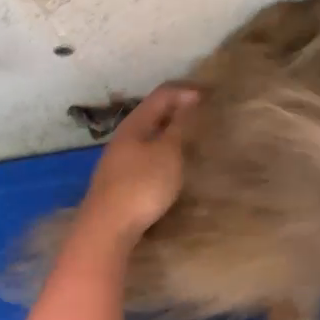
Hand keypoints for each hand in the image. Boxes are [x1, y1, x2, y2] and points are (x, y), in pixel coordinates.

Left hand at [75, 84, 199, 245]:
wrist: (108, 227)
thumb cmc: (142, 185)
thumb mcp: (168, 152)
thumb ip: (179, 126)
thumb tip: (189, 100)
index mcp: (135, 124)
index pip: (162, 95)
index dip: (186, 91)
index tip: (211, 97)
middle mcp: (124, 137)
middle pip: (153, 113)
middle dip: (178, 110)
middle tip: (204, 115)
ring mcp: (119, 159)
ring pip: (148, 135)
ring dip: (170, 132)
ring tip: (192, 139)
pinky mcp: (121, 180)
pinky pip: (146, 155)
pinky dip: (163, 151)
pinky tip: (172, 165)